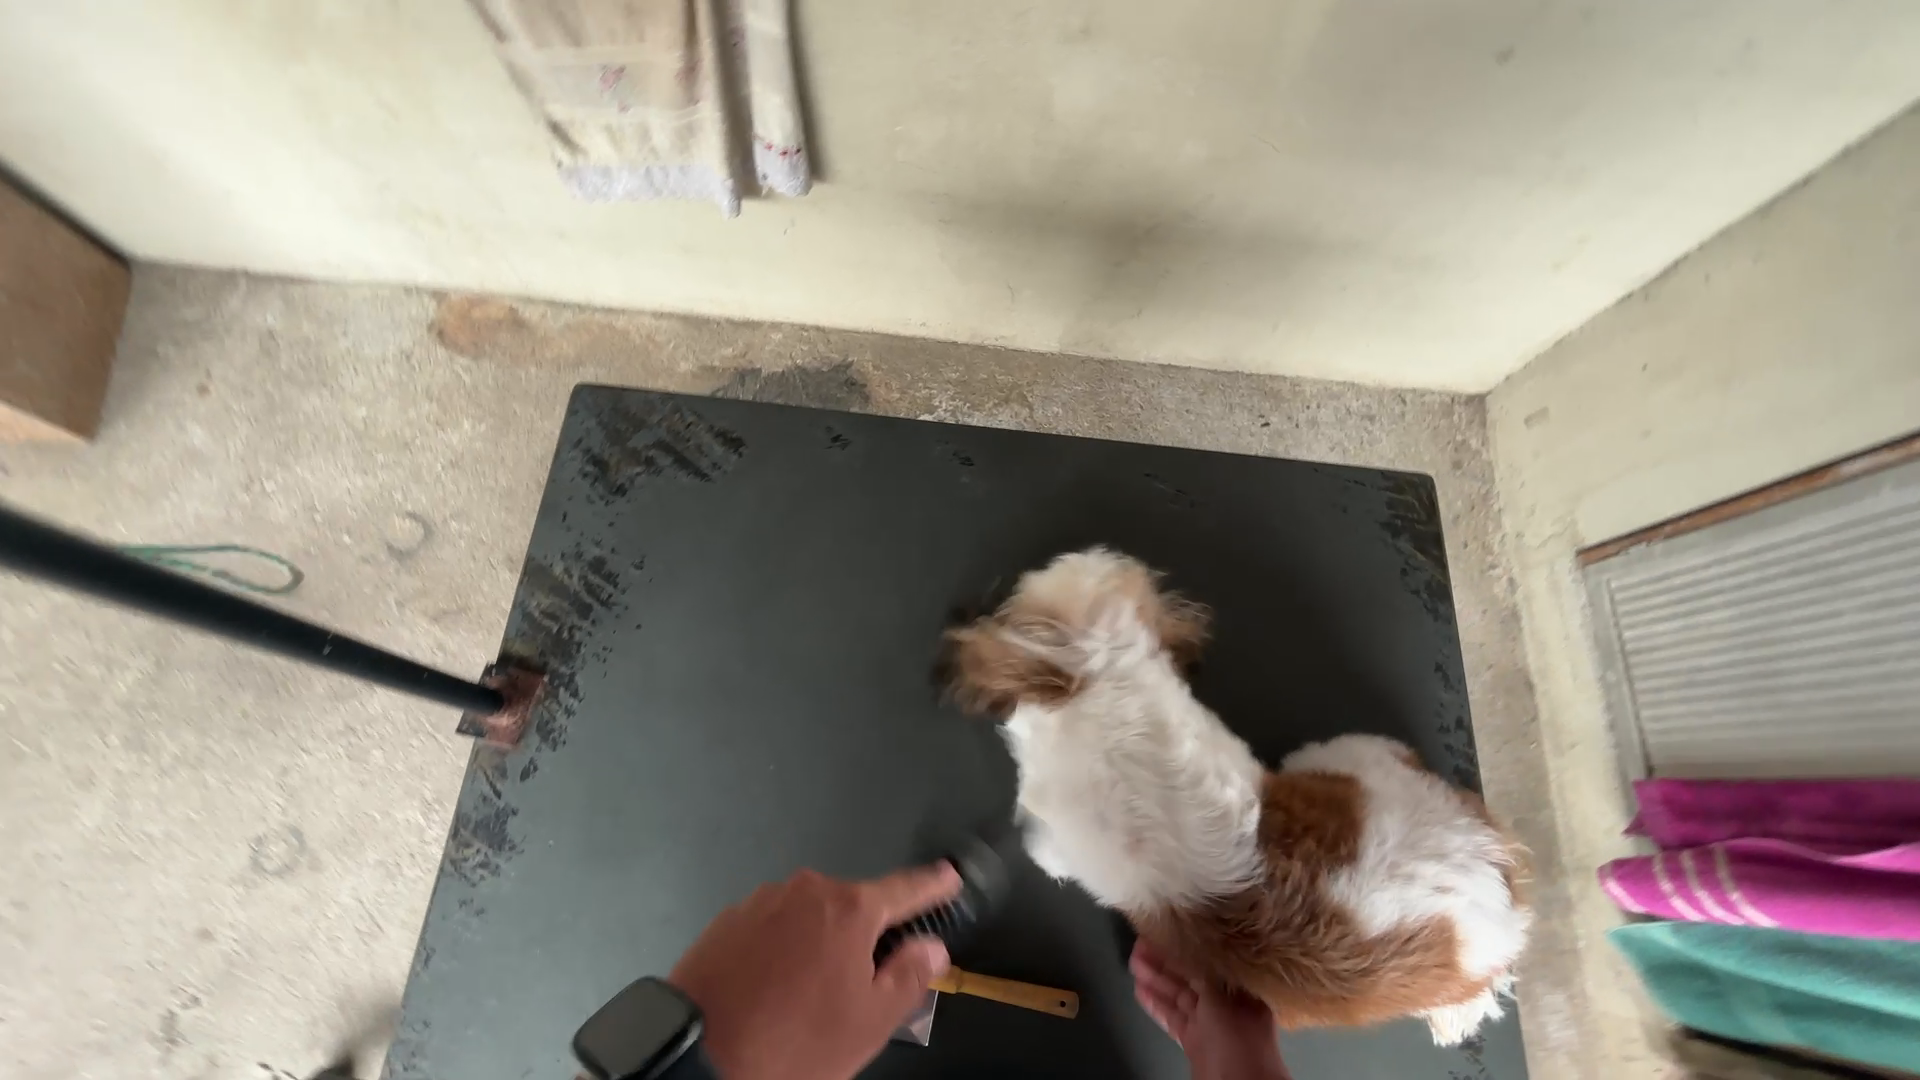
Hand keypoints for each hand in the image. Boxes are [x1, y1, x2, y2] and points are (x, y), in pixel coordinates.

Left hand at [669, 863, 960, 1079]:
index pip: (906, 888)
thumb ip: (909, 976)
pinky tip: (772, 987)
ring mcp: (765, 899)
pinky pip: (773, 926)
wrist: (695, 1058)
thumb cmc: (796, 1042)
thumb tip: (931, 945)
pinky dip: (782, 948)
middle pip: (854, 907)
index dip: (933, 885)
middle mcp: (809, 889)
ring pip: (810, 917)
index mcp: (851, 908)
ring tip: (807, 995)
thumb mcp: (868, 1023)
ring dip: (819, 942)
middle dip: (864, 936)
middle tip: (860, 983)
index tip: (949, 876)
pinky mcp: (730, 917)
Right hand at [1130, 938, 1290, 1079]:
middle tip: (1141, 942)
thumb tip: (1182, 941)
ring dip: (1155, 978)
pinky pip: (1173, 1017)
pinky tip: (1139, 990)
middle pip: (1191, 976)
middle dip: (1165, 960)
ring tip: (1133, 961)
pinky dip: (1156, 1004)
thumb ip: (1198, 967)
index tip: (1167, 931)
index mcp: (1242, 986)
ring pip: (1178, 995)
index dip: (1187, 944)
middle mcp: (1227, 1003)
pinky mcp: (1194, 1041)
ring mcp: (1210, 1023)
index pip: (1211, 958)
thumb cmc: (1238, 1032)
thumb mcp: (1218, 991)